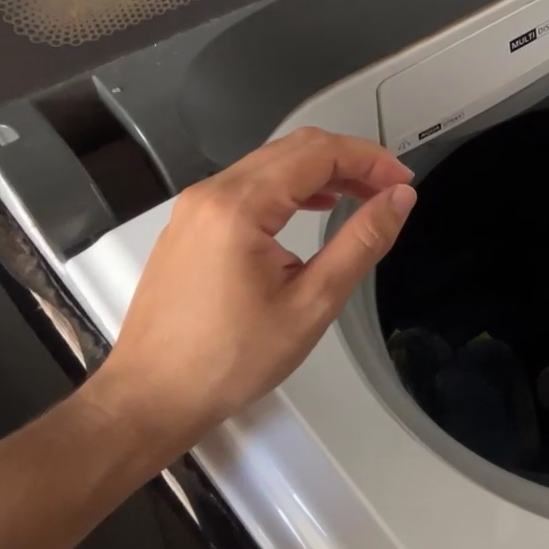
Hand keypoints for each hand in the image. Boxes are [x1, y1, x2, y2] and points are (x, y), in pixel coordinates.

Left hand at [81, 127, 417, 456]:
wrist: (145, 402)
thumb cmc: (226, 361)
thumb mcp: (312, 303)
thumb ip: (362, 242)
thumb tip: (398, 199)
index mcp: (239, 207)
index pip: (321, 154)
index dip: (371, 161)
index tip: (403, 184)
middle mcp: (212, 195)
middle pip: (299, 147)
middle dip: (353, 159)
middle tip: (390, 188)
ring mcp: (197, 207)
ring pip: (276, 160)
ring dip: (326, 169)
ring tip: (364, 195)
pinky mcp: (193, 223)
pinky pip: (253, 182)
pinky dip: (296, 183)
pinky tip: (319, 205)